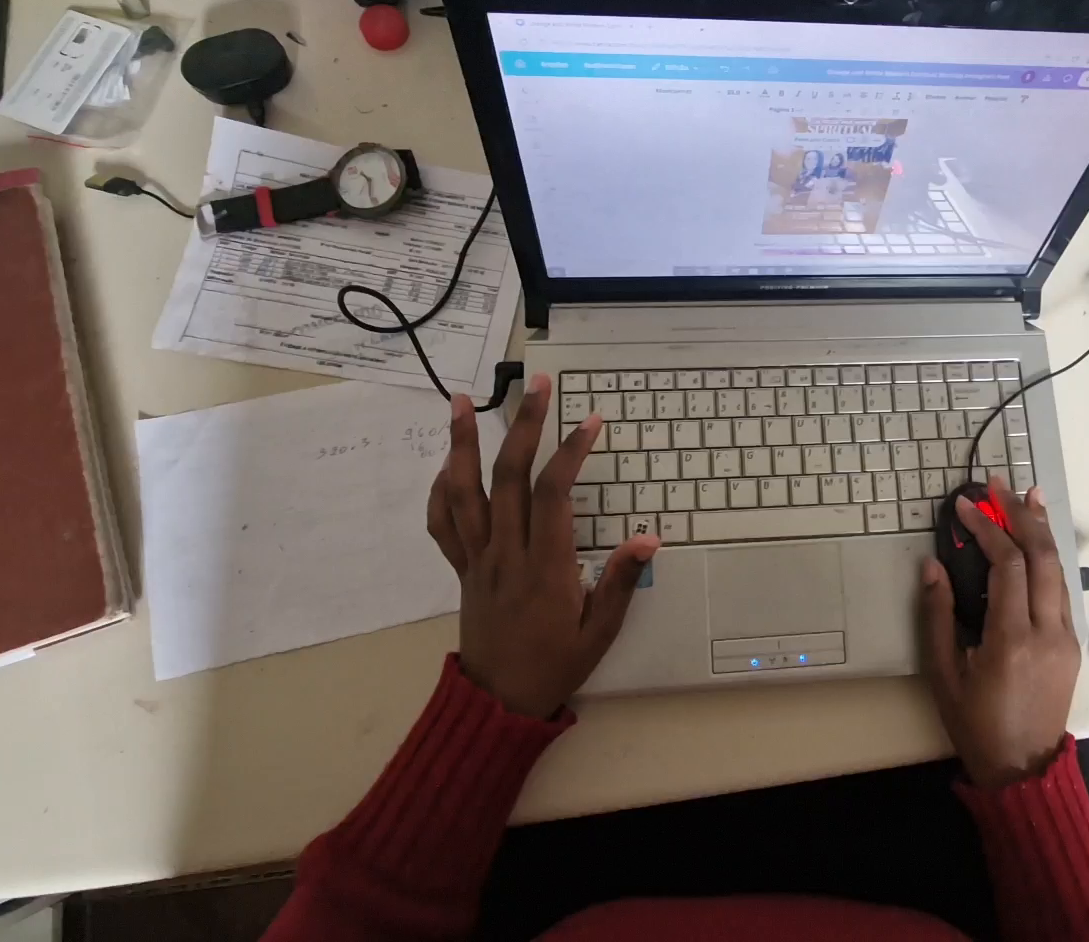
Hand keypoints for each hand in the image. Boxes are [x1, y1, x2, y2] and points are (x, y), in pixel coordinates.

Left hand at [427, 374, 659, 717]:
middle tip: (538, 385)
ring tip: (464, 401)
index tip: (591, 421)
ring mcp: (477, 558)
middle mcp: (505, 553)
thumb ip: (619, 581)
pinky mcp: (462, 568)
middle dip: (525, 426)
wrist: (498, 703)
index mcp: (543, 566)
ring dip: (463, 443)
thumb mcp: (599, 631)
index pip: (553, 495)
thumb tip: (648, 538)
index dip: (570, 452)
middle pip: (508, 477)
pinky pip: (442, 524)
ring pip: (464, 492)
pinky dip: (440, 490)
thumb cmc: (555, 664)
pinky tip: (447, 463)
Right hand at [921, 478, 1080, 787]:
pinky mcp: (1072, 643)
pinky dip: (1049, 557)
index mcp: (1012, 640)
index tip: (964, 504)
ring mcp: (1066, 637)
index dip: (986, 528)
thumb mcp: (942, 672)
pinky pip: (1061, 588)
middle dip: (1020, 514)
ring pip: (1058, 569)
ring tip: (1026, 496)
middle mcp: (1048, 632)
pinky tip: (1038, 539)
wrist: (1024, 769)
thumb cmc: (974, 722)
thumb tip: (932, 565)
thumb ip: (937, 615)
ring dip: (1041, 529)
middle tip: (999, 484)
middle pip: (1041, 557)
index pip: (1006, 565)